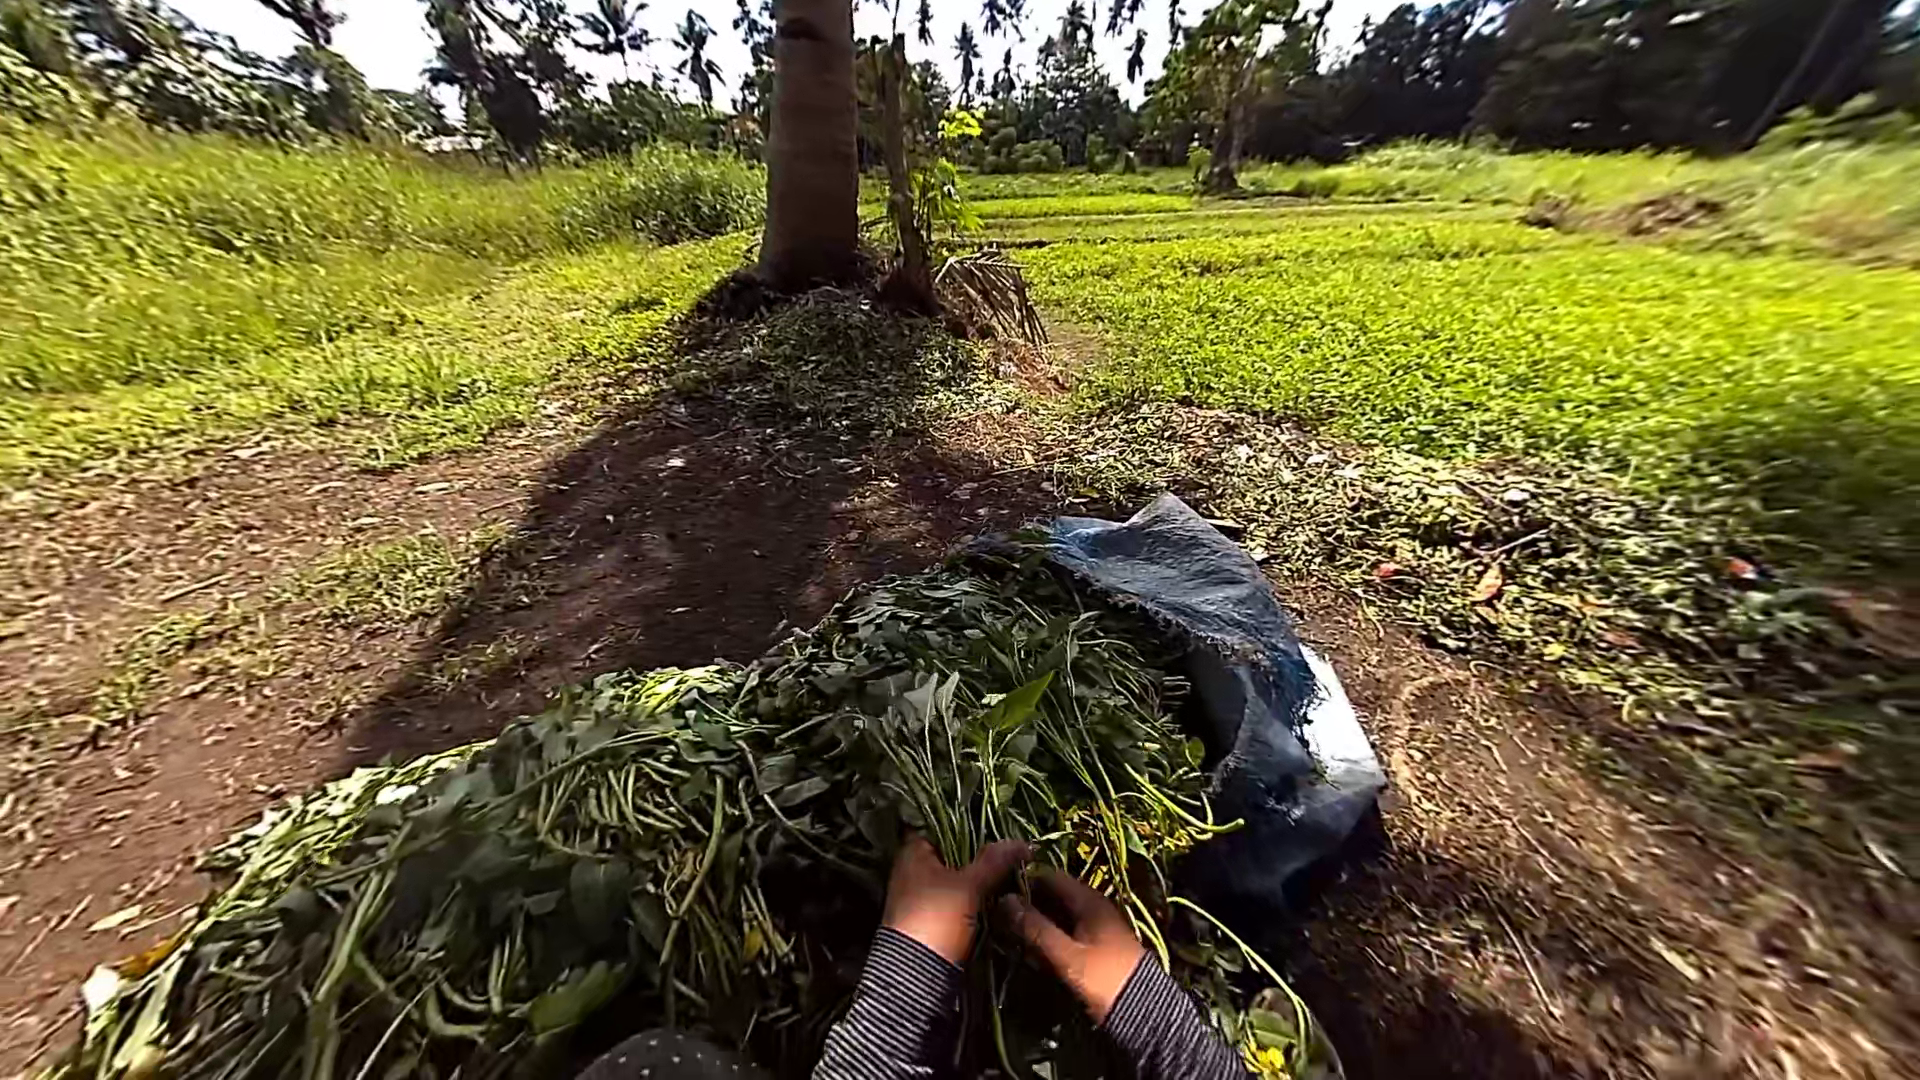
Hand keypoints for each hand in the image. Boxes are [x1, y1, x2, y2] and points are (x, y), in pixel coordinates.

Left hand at [883, 834, 1029, 963]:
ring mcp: (919, 892)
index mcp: (913, 850)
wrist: (915, 980)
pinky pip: (954, 895)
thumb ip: (993, 861)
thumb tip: (1023, 842)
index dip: (969, 821)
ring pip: (955, 874)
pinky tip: (995, 894)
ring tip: (1008, 870)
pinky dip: (972, 894)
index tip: (996, 825)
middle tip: (1009, 850)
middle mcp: (912, 866)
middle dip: (978, 852)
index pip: (942, 823)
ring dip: (977, 875)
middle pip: (951, 849)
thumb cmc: (936, 919)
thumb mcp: (968, 886)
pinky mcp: (929, 916)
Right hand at [999, 869, 1144, 1023]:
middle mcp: (1091, 905)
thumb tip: (1005, 900)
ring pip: (1057, 915)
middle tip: (1001, 918)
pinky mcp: (1095, 945)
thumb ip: (1036, 928)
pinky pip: (1065, 932)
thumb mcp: (1067, 956)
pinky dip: (1048, 937)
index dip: (1023, 880)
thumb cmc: (1105, 979)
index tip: (998, 892)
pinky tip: (1033, 952)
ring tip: (1011, 936)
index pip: (1048, 875)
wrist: (1147, 1017)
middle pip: (1051, 895)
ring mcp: (1094, 925)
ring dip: (1036, 924)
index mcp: (1087, 898)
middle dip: (1027, 905)